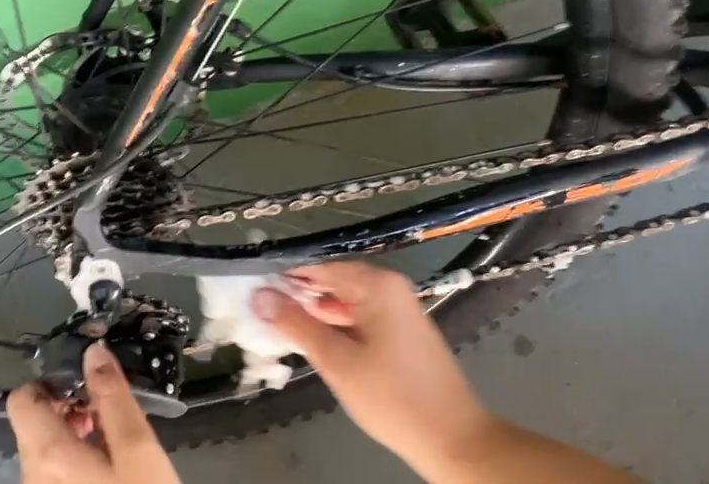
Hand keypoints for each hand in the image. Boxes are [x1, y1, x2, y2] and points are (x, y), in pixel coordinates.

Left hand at [7, 342, 182, 483]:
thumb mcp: (138, 449)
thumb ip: (113, 396)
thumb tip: (92, 350)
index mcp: (45, 455)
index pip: (21, 400)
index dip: (51, 383)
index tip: (87, 384)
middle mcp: (31, 478)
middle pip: (34, 425)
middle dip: (70, 408)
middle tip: (110, 412)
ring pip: (45, 451)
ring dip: (74, 434)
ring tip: (114, 439)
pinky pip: (53, 475)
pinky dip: (75, 461)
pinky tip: (110, 468)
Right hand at [252, 262, 486, 469]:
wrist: (455, 440)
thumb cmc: (393, 397)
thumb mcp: (337, 361)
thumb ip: (296, 325)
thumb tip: (259, 294)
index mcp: (377, 285)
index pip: (319, 267)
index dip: (286, 277)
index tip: (254, 289)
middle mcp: (390, 288)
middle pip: (334, 281)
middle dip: (300, 296)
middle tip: (263, 312)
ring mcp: (400, 310)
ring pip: (347, 301)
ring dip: (318, 313)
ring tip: (283, 328)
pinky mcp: (403, 333)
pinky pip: (362, 317)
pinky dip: (339, 326)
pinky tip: (318, 343)